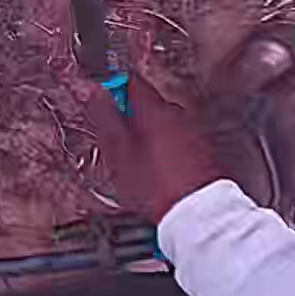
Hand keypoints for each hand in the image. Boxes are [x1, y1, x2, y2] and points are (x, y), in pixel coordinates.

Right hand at [84, 71, 221, 220]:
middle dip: (126, 114)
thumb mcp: (117, 151)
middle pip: (144, 101)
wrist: (199, 215)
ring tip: (131, 157)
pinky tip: (152, 167)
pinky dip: (159, 146)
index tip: (101, 100)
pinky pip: (173, 137)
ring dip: (142, 132)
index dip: (111, 86)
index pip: (129, 80)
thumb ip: (104, 118)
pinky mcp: (200, 149)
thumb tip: (94, 95)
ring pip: (158, 121)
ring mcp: (191, 131)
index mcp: (154, 109)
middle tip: (112, 136)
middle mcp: (177, 114)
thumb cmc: (157, 184)